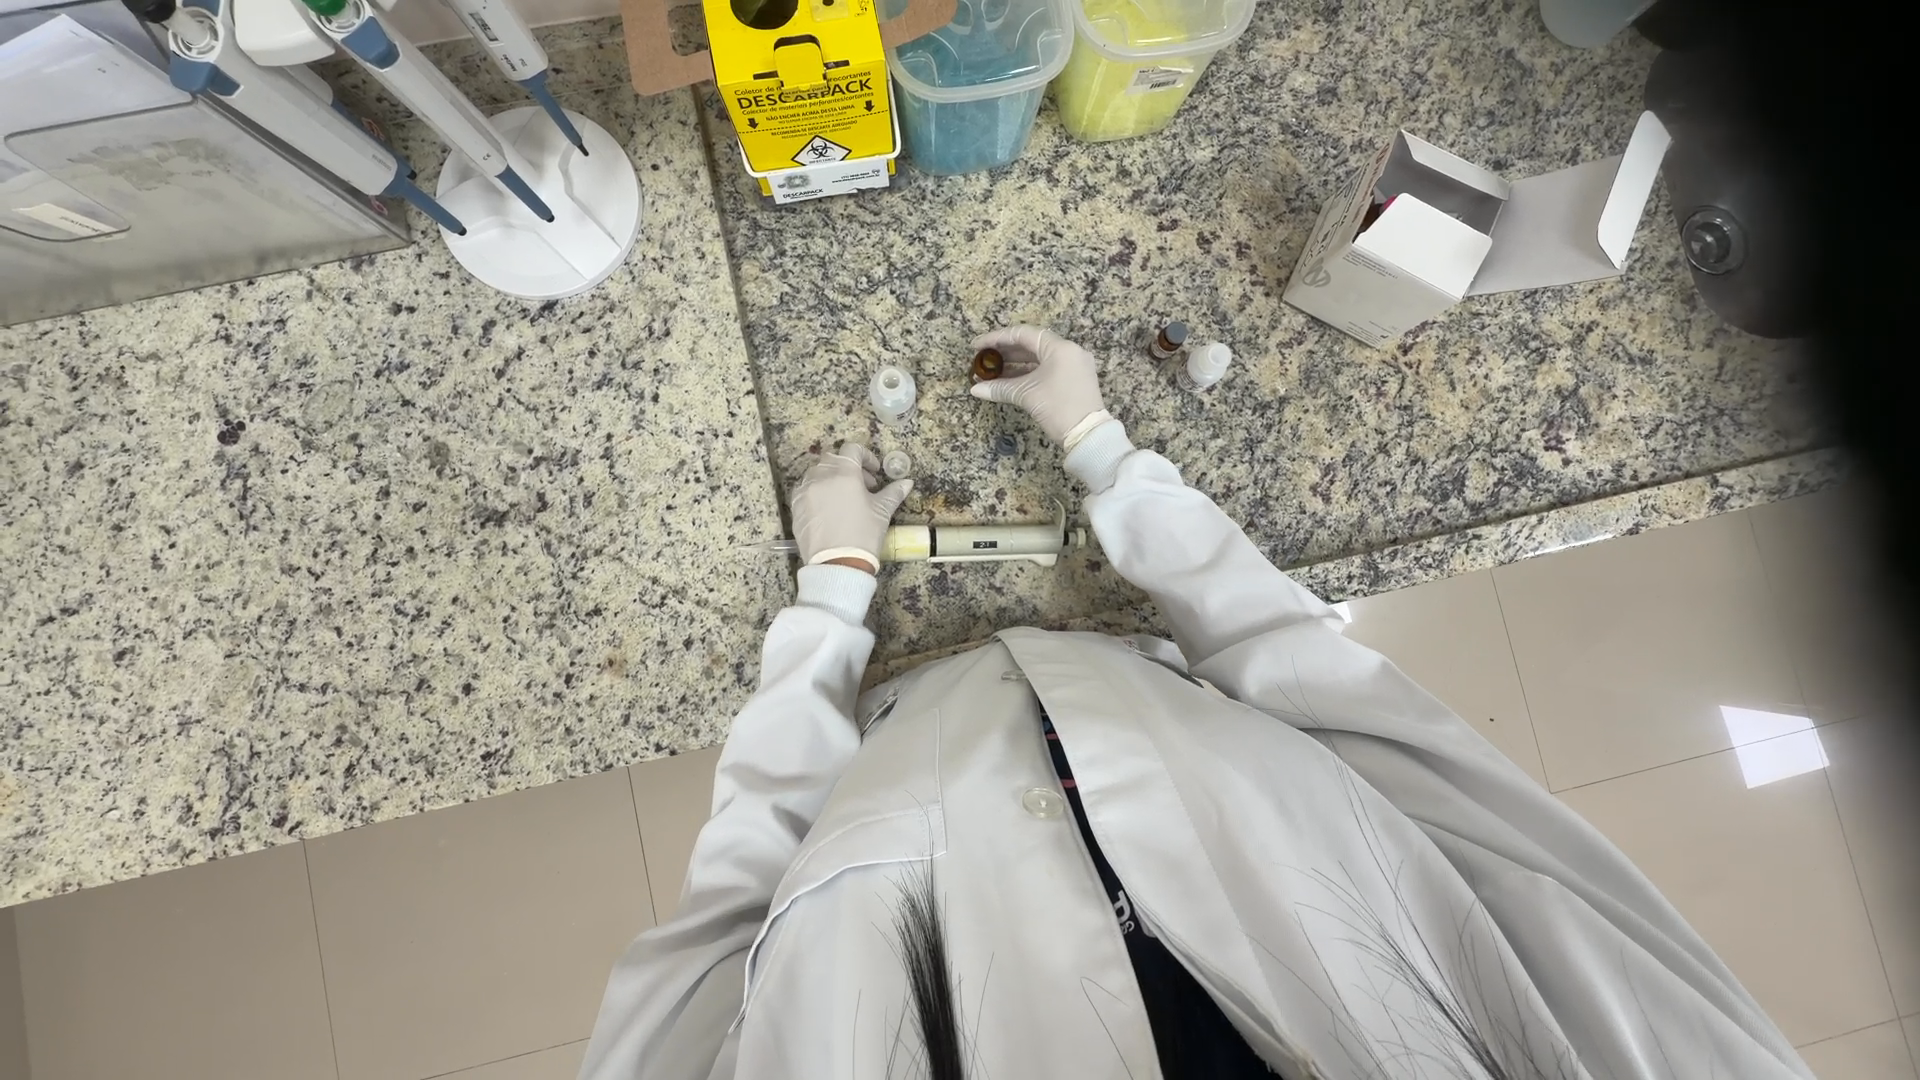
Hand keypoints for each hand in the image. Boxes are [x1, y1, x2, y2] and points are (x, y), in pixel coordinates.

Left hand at [792, 442, 912, 573]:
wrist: (837, 564)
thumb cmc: (863, 535)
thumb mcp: (882, 512)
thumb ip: (893, 493)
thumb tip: (907, 482)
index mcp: (844, 473)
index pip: (852, 450)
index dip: (866, 457)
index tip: (875, 472)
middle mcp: (821, 477)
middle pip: (834, 459)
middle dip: (850, 468)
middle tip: (864, 486)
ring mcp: (805, 491)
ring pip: (817, 473)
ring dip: (832, 478)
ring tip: (845, 497)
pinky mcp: (796, 506)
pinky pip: (806, 489)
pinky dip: (818, 491)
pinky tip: (829, 508)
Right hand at [967, 325, 1107, 447]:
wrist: (1088, 435)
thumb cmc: (1059, 408)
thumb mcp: (1027, 395)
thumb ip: (1000, 388)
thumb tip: (975, 389)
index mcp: (1059, 348)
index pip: (1022, 334)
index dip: (996, 338)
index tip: (977, 346)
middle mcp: (1069, 351)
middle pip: (1031, 344)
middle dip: (1005, 352)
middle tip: (983, 358)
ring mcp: (1074, 366)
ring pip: (1039, 358)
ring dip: (1015, 364)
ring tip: (993, 371)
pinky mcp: (1075, 380)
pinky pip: (1047, 370)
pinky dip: (1028, 374)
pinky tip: (1010, 380)